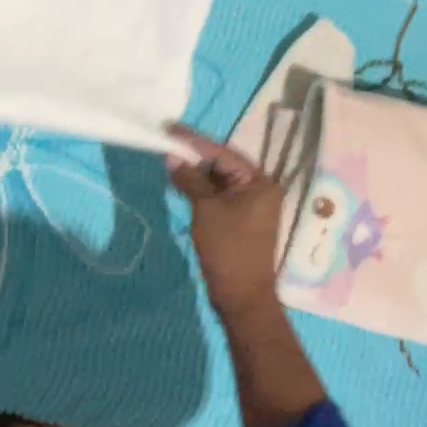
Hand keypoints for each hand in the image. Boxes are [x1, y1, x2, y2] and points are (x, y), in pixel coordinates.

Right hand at [165, 124, 286, 319]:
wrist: (241, 297)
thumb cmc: (228, 249)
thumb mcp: (206, 209)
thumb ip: (190, 179)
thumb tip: (172, 157)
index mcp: (260, 182)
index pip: (223, 152)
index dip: (194, 141)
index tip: (170, 128)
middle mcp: (260, 188)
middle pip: (223, 163)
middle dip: (194, 154)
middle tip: (166, 141)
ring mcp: (251, 205)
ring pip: (219, 178)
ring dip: (195, 170)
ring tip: (168, 158)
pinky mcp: (241, 218)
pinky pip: (219, 194)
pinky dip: (200, 187)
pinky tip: (180, 180)